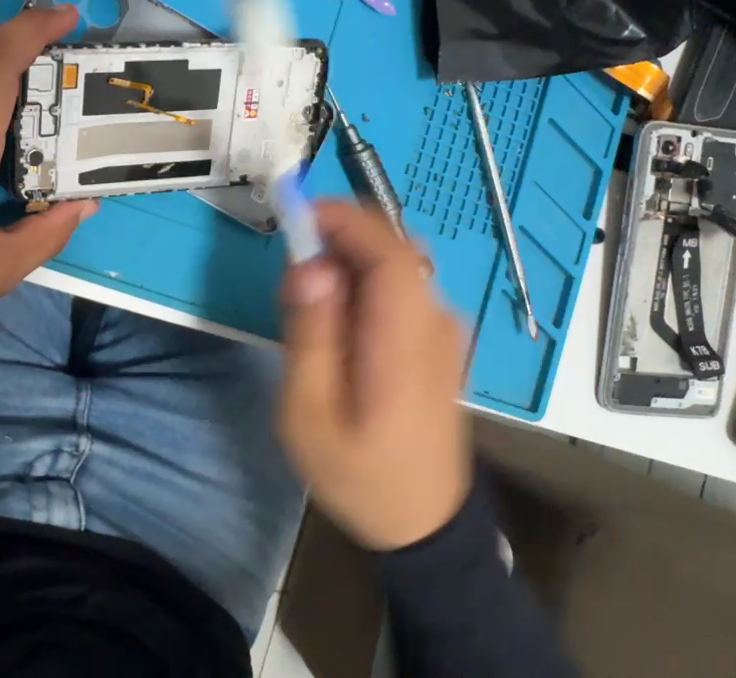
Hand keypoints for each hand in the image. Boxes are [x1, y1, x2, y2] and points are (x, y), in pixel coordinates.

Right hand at [278, 201, 471, 550]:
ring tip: (307, 292)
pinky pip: (400, 285)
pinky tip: (336, 313)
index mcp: (405, 339)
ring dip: (349, 255)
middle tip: (291, 256)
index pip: (388, 250)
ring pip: (397, 262)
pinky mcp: (438, 338)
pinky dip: (364, 277)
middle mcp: (436, 322)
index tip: (295, 211)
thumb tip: (309, 265)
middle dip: (340, 232)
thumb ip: (309, 333)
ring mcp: (443, 330)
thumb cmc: (358, 473)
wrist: (423, 524)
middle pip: (394, 246)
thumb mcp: (310, 412)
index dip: (343, 218)